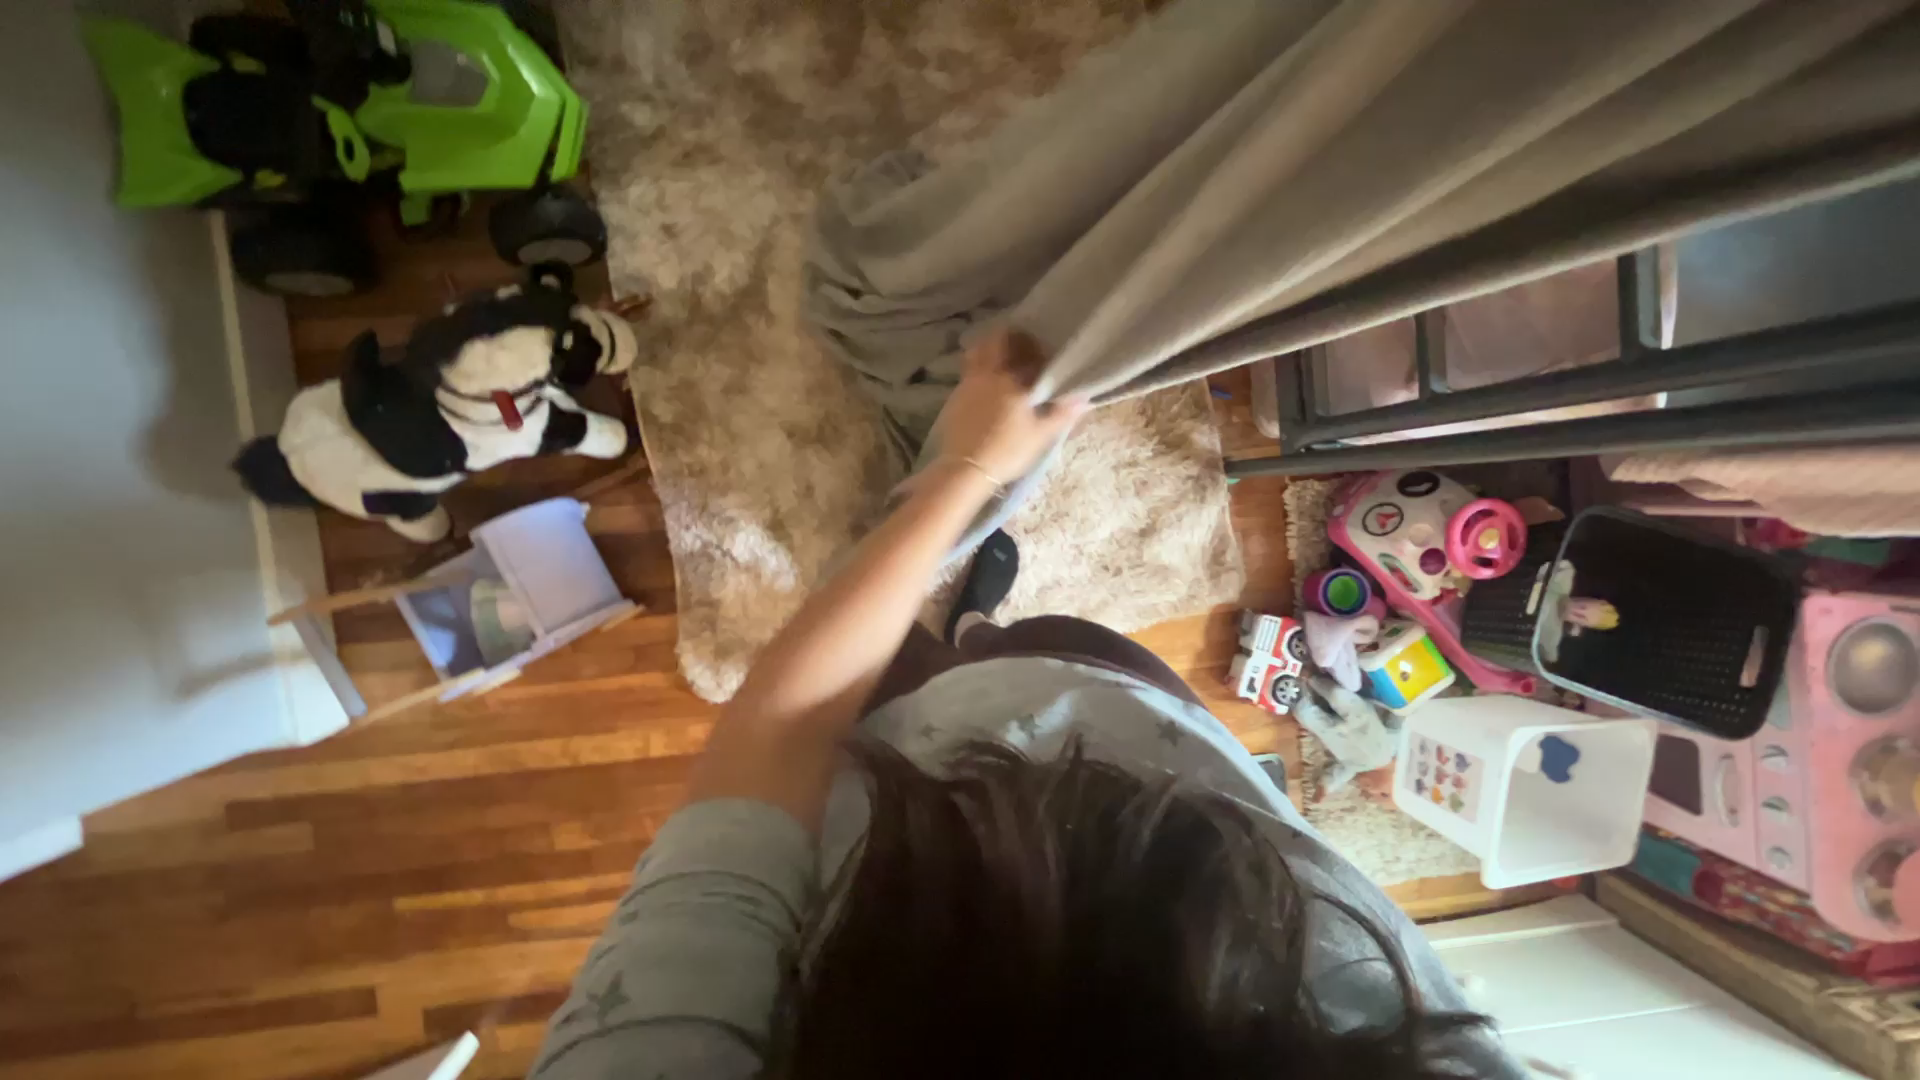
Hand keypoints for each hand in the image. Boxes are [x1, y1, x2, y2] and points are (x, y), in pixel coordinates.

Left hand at [934, 327, 1089, 486]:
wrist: (965, 469)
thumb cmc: (1007, 451)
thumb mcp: (1041, 435)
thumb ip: (1062, 414)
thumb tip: (1083, 398)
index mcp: (1011, 379)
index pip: (1026, 350)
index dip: (1036, 349)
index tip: (1043, 357)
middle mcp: (987, 374)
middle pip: (995, 341)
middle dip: (1008, 339)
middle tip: (1020, 350)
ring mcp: (967, 385)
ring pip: (977, 354)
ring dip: (989, 353)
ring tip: (1002, 368)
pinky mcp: (953, 399)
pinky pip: (967, 375)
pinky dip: (978, 375)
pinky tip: (985, 393)